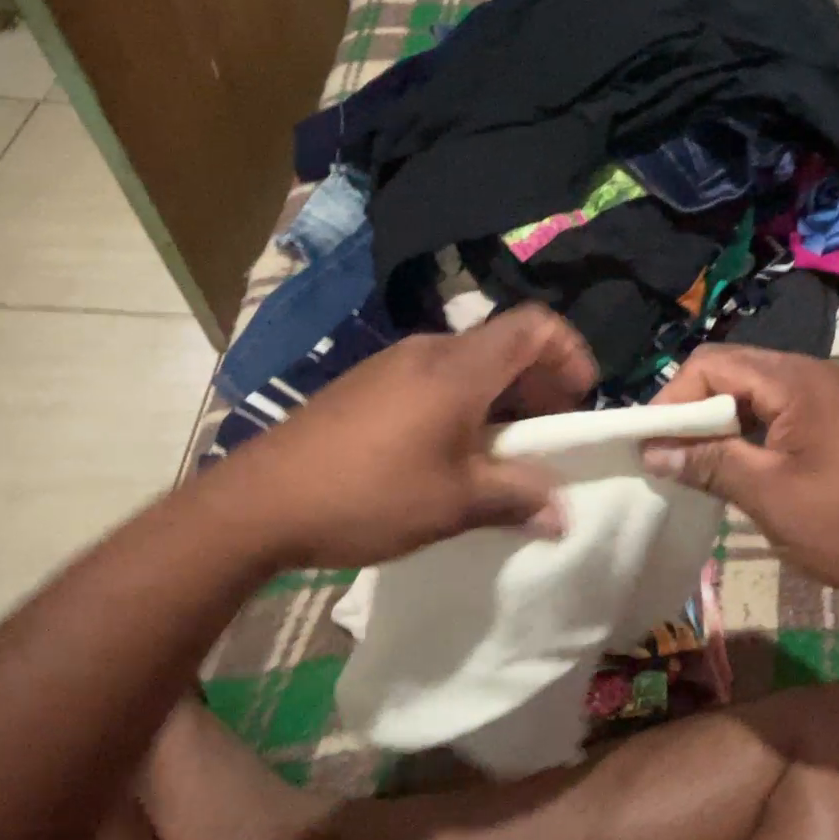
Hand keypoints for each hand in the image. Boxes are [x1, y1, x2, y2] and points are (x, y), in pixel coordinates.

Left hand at [192, 304, 597, 568]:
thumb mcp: (454, 504)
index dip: (569, 351)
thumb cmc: (369, 494)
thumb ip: (517, 498)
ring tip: (501, 453)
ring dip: (500, 399)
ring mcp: (392, 364)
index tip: (579, 398)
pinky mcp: (367, 385)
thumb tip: (563, 514)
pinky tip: (448, 454)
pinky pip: (434, 379)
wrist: (259, 502)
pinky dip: (462, 404)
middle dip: (539, 385)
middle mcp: (429, 351)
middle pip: (504, 345)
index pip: (534, 326)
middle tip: (548, 436)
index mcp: (459, 368)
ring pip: (468, 365)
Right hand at [640, 345, 838, 602]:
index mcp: (796, 380)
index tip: (649, 442)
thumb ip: (709, 463)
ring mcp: (828, 394)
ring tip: (693, 461)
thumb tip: (652, 451)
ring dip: (719, 419)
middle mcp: (812, 373)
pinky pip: (777, 407)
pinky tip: (734, 462)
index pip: (713, 364)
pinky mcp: (836, 418)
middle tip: (666, 451)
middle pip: (732, 369)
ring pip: (752, 389)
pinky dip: (748, 428)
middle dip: (692, 406)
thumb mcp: (769, 495)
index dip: (674, 398)